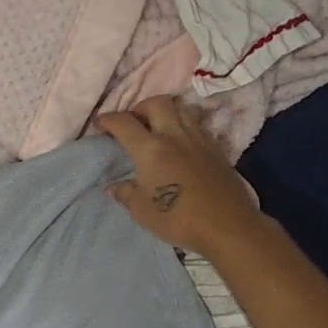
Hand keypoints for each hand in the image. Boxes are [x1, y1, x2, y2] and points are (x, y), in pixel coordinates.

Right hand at [97, 96, 265, 256]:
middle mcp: (174, 135)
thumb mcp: (142, 211)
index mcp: (150, 149)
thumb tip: (114, 187)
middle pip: (156, 102)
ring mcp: (198, 139)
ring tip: (158, 128)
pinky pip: (196, 123)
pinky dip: (183, 124)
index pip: (124, 123)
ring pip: (180, 107)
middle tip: (133, 124)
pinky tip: (180, 142)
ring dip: (165, 111)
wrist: (226, 225)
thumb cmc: (177, 219)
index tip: (100, 125)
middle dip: (140, 108)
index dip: (108, 120)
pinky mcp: (215, 147)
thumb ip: (126, 193)